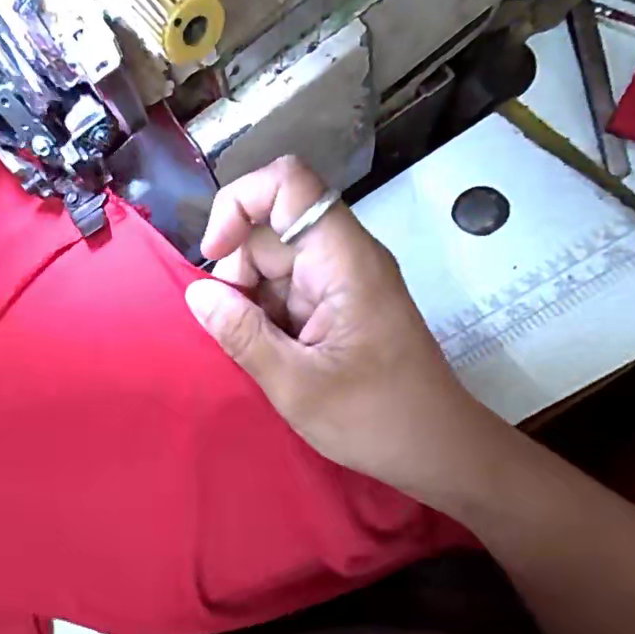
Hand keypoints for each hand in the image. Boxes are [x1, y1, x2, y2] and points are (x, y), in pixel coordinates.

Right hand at [185, 156, 499, 507]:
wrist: (437, 449)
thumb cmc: (375, 419)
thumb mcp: (296, 385)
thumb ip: (242, 335)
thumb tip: (197, 293)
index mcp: (343, 260)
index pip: (288, 184)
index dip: (240, 202)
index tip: (215, 255)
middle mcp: (343, 257)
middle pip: (271, 228)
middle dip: (238, 273)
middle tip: (239, 331)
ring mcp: (341, 280)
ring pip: (273, 262)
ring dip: (250, 300)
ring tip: (262, 353)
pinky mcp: (337, 304)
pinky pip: (285, 290)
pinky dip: (265, 316)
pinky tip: (271, 355)